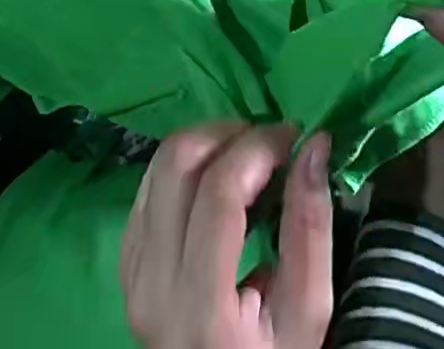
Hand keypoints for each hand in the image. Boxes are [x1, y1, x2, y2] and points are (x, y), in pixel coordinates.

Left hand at [122, 124, 332, 348]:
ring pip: (159, 163)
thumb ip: (311, 225)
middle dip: (229, 133)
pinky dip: (189, 162)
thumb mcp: (307, 309)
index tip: (295, 136)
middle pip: (177, 164)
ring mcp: (133, 266)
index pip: (218, 194)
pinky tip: (220, 173)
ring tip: (249, 151)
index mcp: (201, 306)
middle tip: (270, 140)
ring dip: (208, 140)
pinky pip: (152, 182)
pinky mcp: (128, 254)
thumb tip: (315, 144)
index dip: (257, 148)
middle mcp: (153, 281)